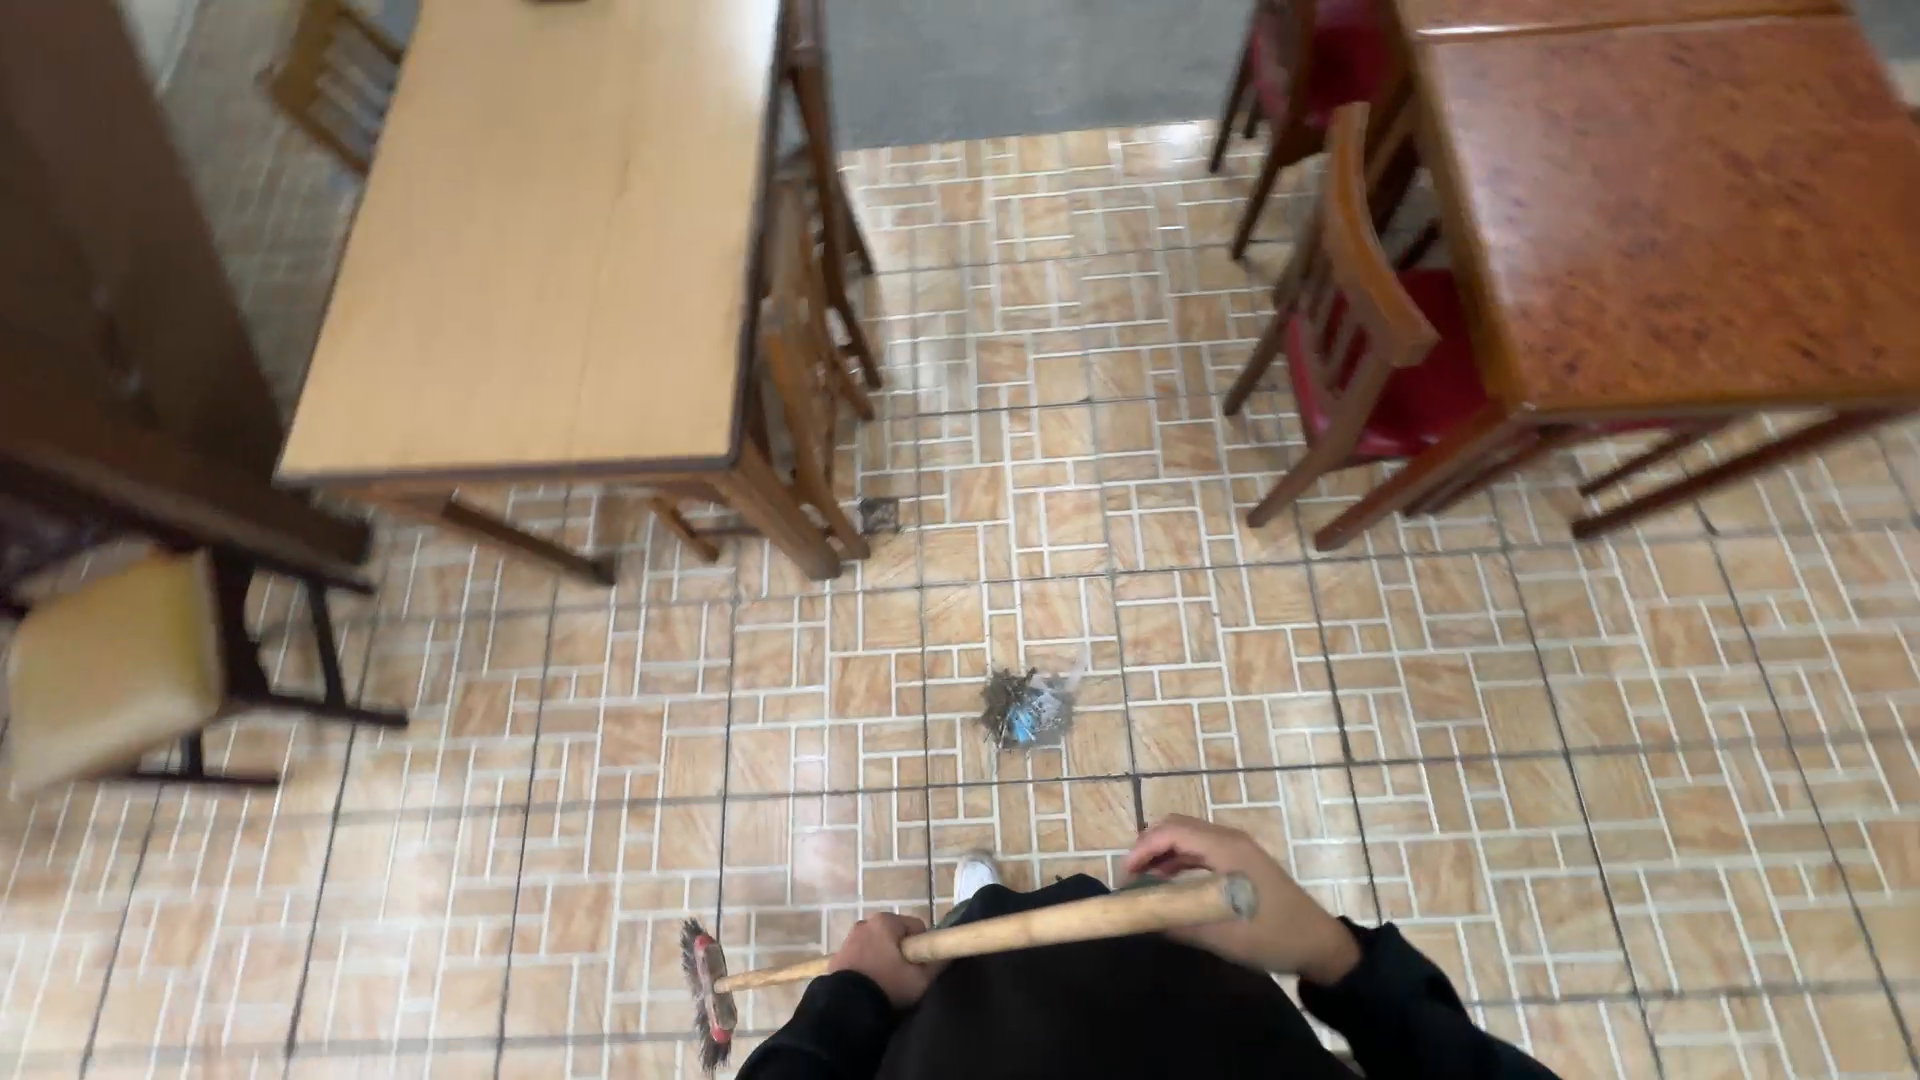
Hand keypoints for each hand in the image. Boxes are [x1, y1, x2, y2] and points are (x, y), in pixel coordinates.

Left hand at [827, 912, 943, 1007]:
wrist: (847, 1009)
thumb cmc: (888, 987)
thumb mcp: (920, 980)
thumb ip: (938, 963)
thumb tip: (949, 954)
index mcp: (886, 921)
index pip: (916, 926)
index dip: (922, 947)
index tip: (920, 967)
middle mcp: (866, 922)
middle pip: (895, 934)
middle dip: (901, 951)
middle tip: (903, 976)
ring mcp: (849, 938)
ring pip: (877, 944)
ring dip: (883, 957)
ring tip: (885, 982)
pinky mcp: (837, 954)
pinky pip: (860, 955)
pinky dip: (867, 964)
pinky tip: (869, 984)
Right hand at [1125, 814, 1361, 984]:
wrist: (1320, 945)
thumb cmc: (1271, 935)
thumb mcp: (1221, 934)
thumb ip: (1177, 923)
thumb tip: (1139, 919)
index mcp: (1225, 847)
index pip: (1172, 832)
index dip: (1143, 848)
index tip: (1126, 874)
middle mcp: (1228, 838)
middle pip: (1176, 827)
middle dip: (1148, 847)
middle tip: (1131, 877)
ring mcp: (1235, 847)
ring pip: (1187, 837)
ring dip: (1162, 854)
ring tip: (1143, 881)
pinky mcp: (1239, 860)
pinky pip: (1199, 850)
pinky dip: (1178, 860)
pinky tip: (1168, 882)